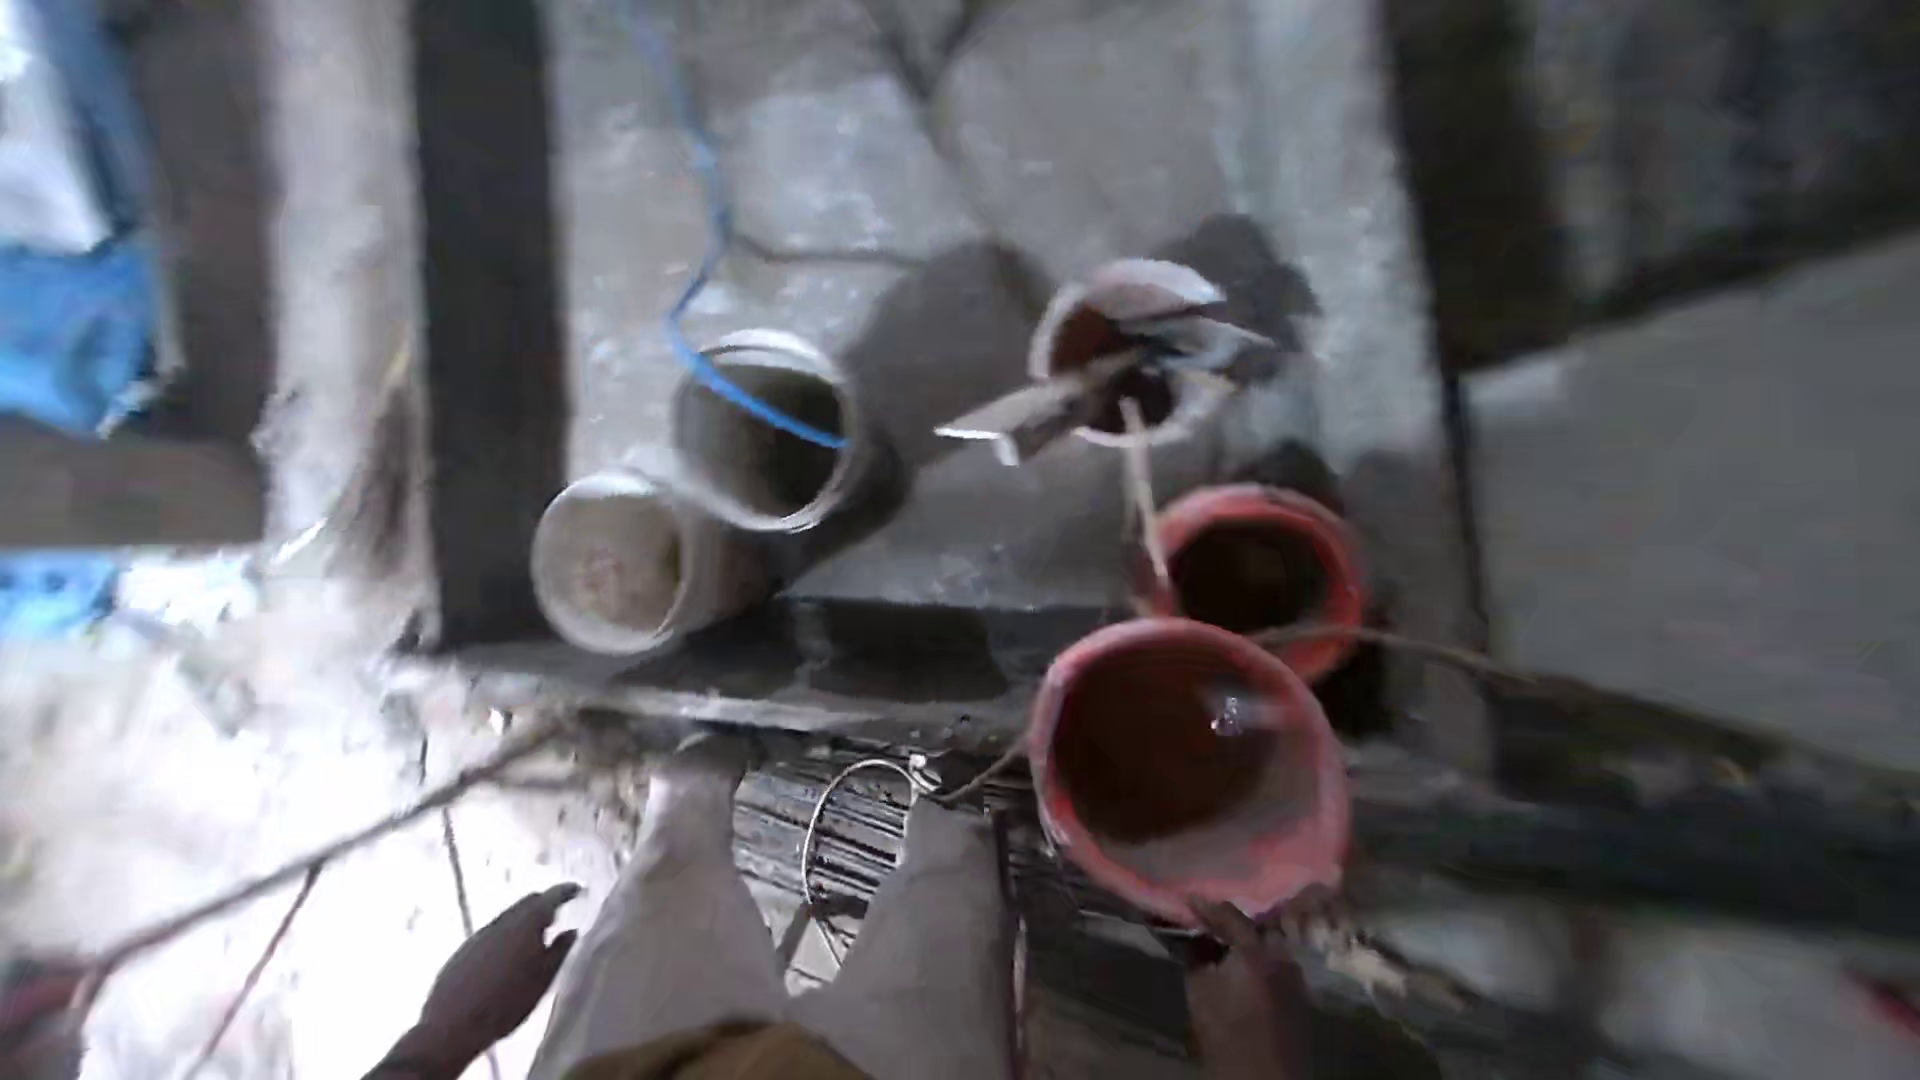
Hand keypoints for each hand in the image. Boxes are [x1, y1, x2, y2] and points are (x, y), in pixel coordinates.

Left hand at [413, 884, 581, 1065]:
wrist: (448, 1032)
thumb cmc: (507, 1001)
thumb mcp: (545, 977)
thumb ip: (561, 949)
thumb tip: (571, 931)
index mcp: (528, 921)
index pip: (553, 895)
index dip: (567, 891)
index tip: (578, 890)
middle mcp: (503, 921)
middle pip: (527, 902)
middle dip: (542, 905)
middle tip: (554, 918)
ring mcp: (478, 936)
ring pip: (506, 918)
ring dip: (520, 923)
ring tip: (529, 942)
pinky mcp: (459, 954)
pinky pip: (488, 936)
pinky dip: (501, 939)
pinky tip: (502, 960)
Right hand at [1185, 897, 1309, 1079]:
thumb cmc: (1226, 1035)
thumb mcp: (1199, 988)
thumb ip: (1196, 952)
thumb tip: (1193, 932)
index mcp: (1257, 952)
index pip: (1230, 914)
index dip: (1206, 905)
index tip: (1188, 899)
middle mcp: (1282, 957)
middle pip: (1254, 925)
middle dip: (1231, 920)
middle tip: (1208, 920)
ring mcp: (1295, 977)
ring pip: (1268, 943)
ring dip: (1245, 938)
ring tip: (1223, 940)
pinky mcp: (1300, 997)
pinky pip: (1276, 962)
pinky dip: (1257, 956)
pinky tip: (1240, 964)